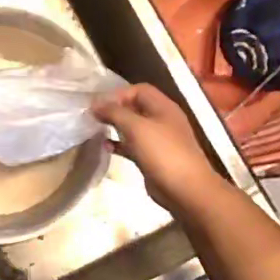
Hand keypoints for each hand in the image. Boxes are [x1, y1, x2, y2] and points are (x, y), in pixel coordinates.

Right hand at [93, 84, 221, 212]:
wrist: (185, 189)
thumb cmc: (162, 152)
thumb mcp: (136, 127)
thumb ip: (115, 113)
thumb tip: (95, 104)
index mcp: (163, 107)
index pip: (139, 89)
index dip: (119, 94)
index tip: (99, 104)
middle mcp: (162, 120)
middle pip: (136, 107)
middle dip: (115, 109)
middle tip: (93, 116)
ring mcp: (159, 140)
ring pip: (134, 127)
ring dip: (116, 127)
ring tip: (96, 129)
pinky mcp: (154, 158)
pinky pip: (134, 146)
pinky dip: (120, 144)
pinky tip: (106, 147)